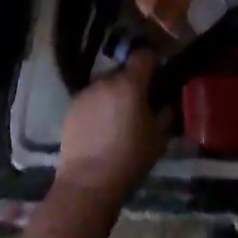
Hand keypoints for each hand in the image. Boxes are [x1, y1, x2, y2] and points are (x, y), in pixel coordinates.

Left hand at [56, 50, 172, 198]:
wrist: (87, 183)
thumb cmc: (129, 158)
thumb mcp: (159, 138)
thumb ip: (166, 112)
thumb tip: (167, 100)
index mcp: (131, 83)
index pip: (143, 55)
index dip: (151, 62)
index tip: (155, 76)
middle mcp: (107, 80)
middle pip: (123, 71)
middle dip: (131, 83)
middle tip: (136, 104)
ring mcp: (86, 92)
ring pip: (105, 84)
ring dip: (113, 94)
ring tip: (115, 119)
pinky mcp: (71, 106)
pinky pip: (90, 97)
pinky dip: (96, 105)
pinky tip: (98, 128)